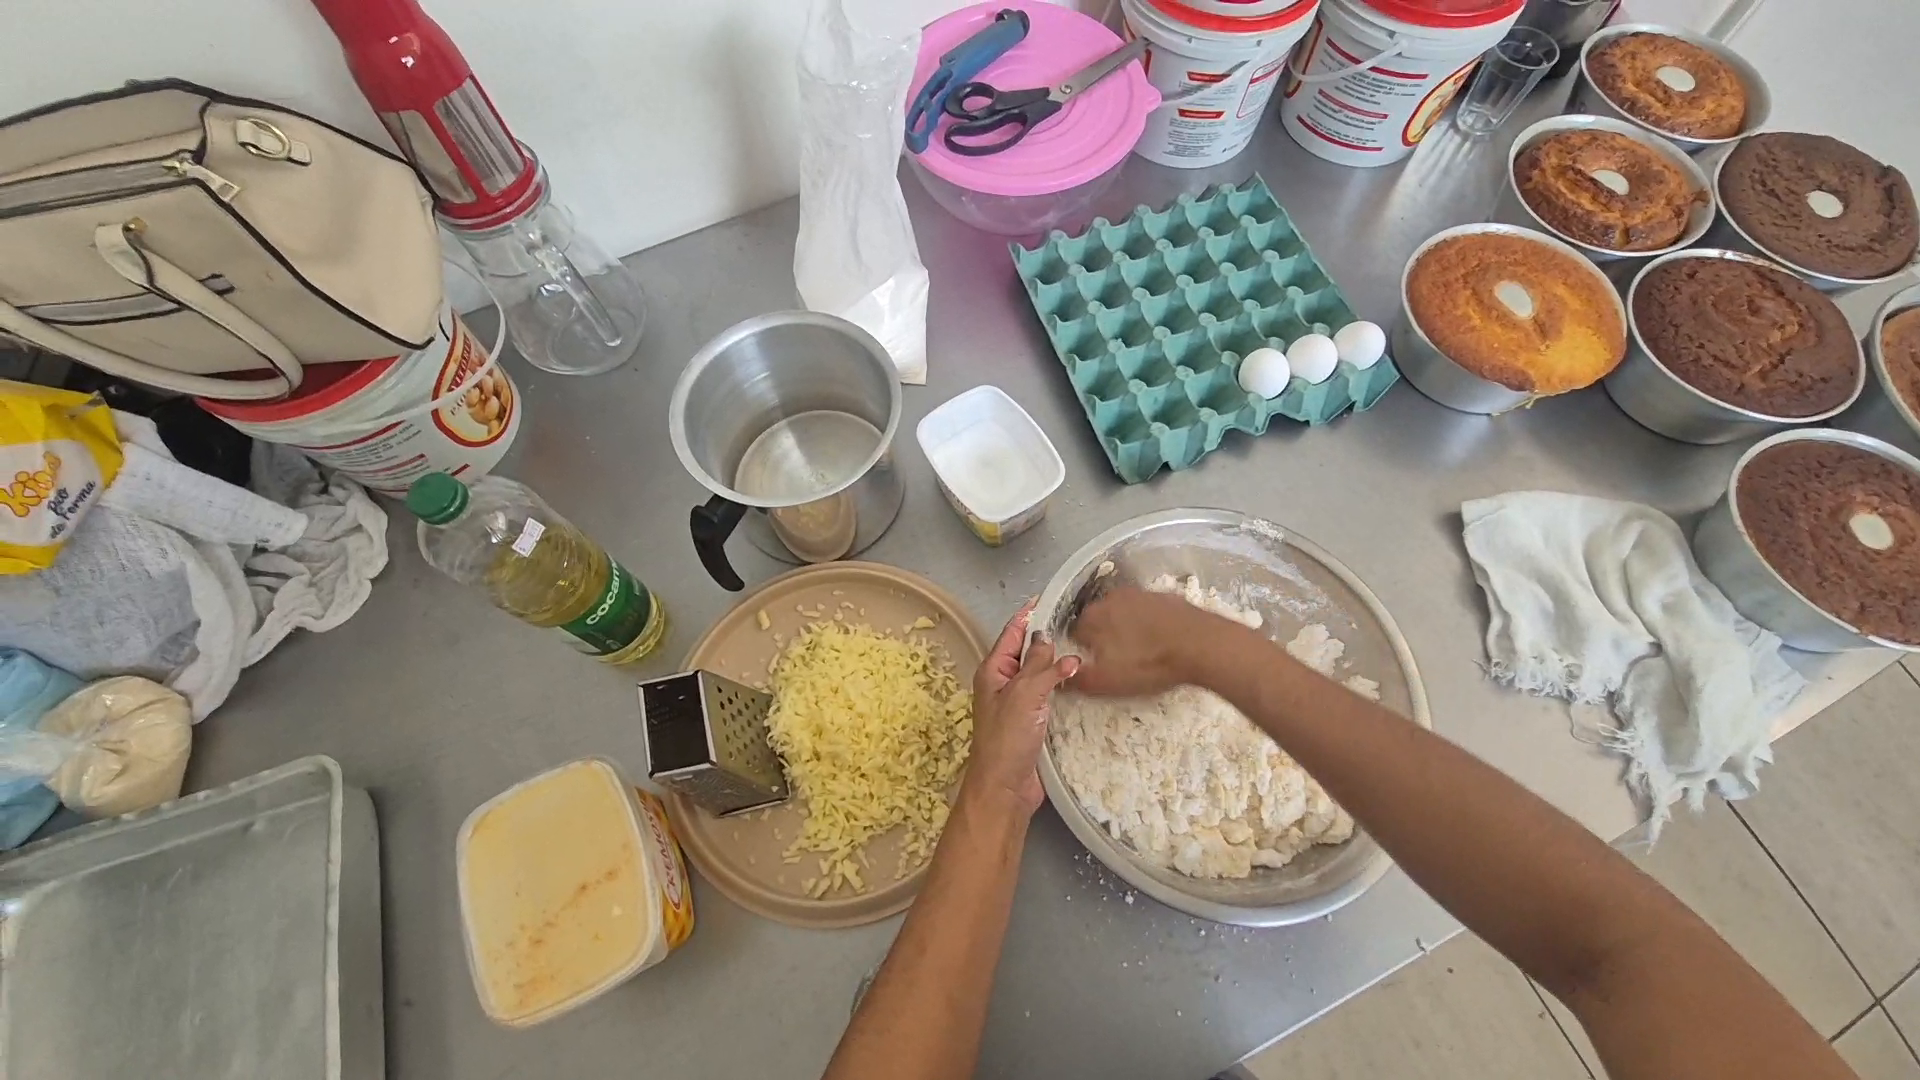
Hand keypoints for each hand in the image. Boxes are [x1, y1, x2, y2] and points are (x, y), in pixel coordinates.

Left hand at [964, 602, 1079, 813]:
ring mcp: (1017, 701)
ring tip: (1083, 642)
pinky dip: (1061, 683)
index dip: (1030, 614)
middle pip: (1026, 650)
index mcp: (993, 670)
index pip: (1012, 632)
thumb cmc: (1007, 739)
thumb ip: (1041, 667)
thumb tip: (1055, 644)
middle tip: (1075, 617)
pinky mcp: (1032, 719)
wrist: (1005, 787)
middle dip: (1047, 634)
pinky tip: (1080, 678)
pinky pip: (1047, 692)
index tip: (1049, 597)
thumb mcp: (1023, 695)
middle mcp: (1003, 682)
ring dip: (1056, 660)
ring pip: (1039, 671)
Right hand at [1070, 586, 1221, 697]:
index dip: (1081, 651)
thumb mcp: (1107, 682)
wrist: (1200, 644)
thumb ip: (1078, 680)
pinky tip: (1161, 641)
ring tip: (1141, 652)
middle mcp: (1111, 599)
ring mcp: (1140, 594)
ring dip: (1127, 629)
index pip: (1073, 633)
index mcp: (1091, 618)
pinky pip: (1149, 611)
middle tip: (1117, 661)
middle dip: (1103, 637)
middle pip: (1098, 620)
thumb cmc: (1149, 664)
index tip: (1093, 665)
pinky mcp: (1165, 596)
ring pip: (1124, 613)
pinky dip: (1150, 623)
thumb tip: (1060, 679)